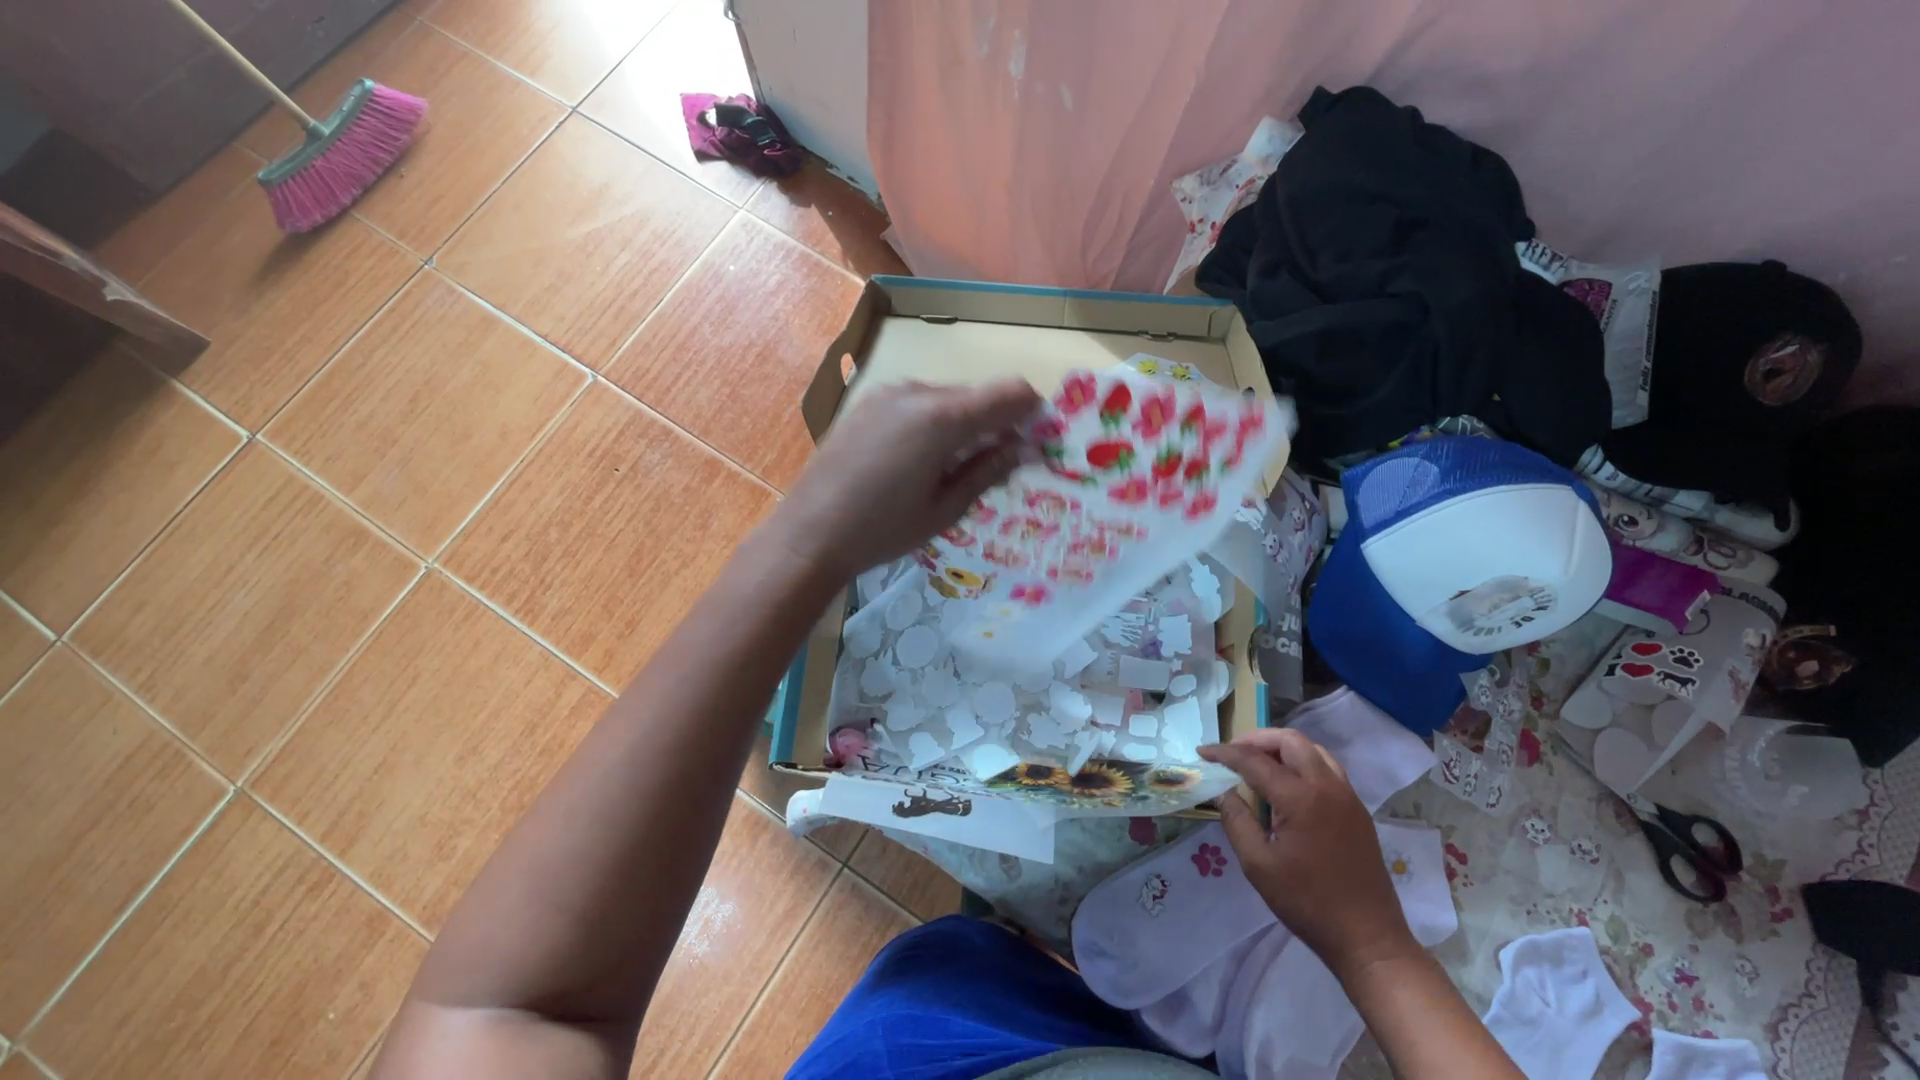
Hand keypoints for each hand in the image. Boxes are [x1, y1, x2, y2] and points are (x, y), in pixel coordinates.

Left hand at [774, 378, 1042, 580]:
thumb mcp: (944, 509)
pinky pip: (917, 402)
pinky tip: (919, 460)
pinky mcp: (867, 403)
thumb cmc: (882, 530)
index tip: (1034, 441)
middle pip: (978, 393)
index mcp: (942, 418)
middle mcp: (916, 392)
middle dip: (997, 420)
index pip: (1010, 392)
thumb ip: (988, 470)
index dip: (1031, 412)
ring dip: (963, 421)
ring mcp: (887, 394)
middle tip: (997, 462)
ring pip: (947, 396)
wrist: (809, 534)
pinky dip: (933, 421)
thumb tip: (1023, 448)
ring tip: (952, 467)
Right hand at [1199, 728, 1418, 979]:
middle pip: (1290, 741)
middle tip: (1232, 753)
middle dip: (1257, 739)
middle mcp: (1327, 786)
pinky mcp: (1357, 809)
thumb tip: (1224, 791)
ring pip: (1313, 750)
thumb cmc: (1306, 902)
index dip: (1225, 752)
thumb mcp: (1258, 865)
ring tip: (1258, 763)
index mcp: (1300, 798)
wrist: (1366, 935)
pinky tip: (1288, 783)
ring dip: (1282, 748)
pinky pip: (1328, 768)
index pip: (1255, 761)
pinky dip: (1303, 762)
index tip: (1202, 752)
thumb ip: (1236, 821)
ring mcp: (1347, 796)